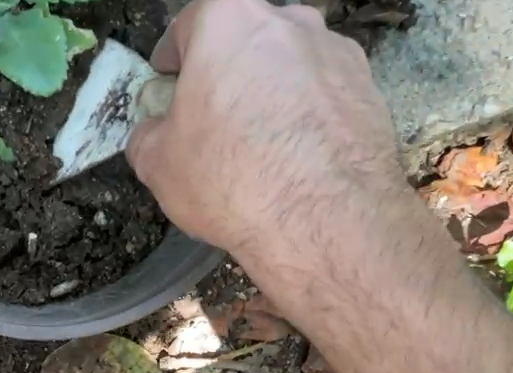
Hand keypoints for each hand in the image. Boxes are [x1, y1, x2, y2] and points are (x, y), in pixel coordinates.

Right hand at [126, 0, 416, 293]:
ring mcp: (332, 47)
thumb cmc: (227, 177)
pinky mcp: (365, 82)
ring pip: (284, 64)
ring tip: (254, 148)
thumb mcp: (157, 166)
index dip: (171, 57)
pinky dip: (301, 115)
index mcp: (227, 23)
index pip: (188, 23)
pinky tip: (291, 159)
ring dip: (265, 93)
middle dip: (222, 75)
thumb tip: (152, 131)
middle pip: (242, 41)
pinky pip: (318, 92)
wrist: (319, 213)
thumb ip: (147, 136)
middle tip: (208, 123)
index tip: (166, 85)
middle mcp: (286, 19)